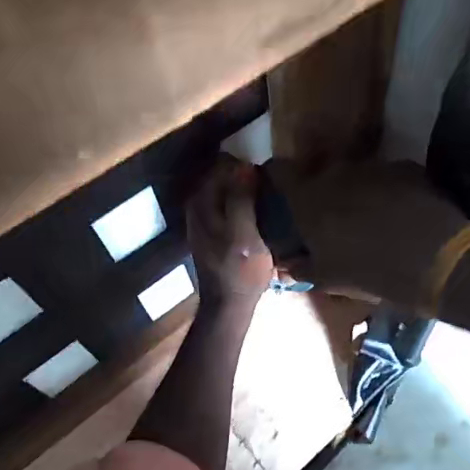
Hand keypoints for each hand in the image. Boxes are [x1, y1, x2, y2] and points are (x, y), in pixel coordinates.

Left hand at [188, 155, 274, 304]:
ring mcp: (204, 219)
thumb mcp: (245, 233)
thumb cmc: (240, 269)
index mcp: (201, 202)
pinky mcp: (213, 230)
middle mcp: (197, 205)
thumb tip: (245, 165)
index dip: (245, 166)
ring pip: (226, 190)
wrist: (228, 305)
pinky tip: (260, 212)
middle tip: (272, 183)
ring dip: (246, 189)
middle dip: (245, 175)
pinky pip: (229, 205)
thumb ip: (242, 198)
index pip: (223, 165)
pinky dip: (243, 203)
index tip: (268, 174)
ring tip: (270, 196)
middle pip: (223, 176)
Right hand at [264, 159, 469, 306]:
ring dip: (358, 190)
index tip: (280, 189)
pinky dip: (389, 190)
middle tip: (333, 217)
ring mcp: (374, 166)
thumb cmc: (372, 272)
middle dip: (324, 191)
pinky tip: (402, 212)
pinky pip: (388, 176)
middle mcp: (336, 173)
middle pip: (321, 174)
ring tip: (372, 217)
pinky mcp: (406, 167)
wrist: (435, 260)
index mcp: (309, 200)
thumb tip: (288, 265)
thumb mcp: (331, 278)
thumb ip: (303, 268)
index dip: (277, 177)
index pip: (280, 172)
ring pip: (356, 174)